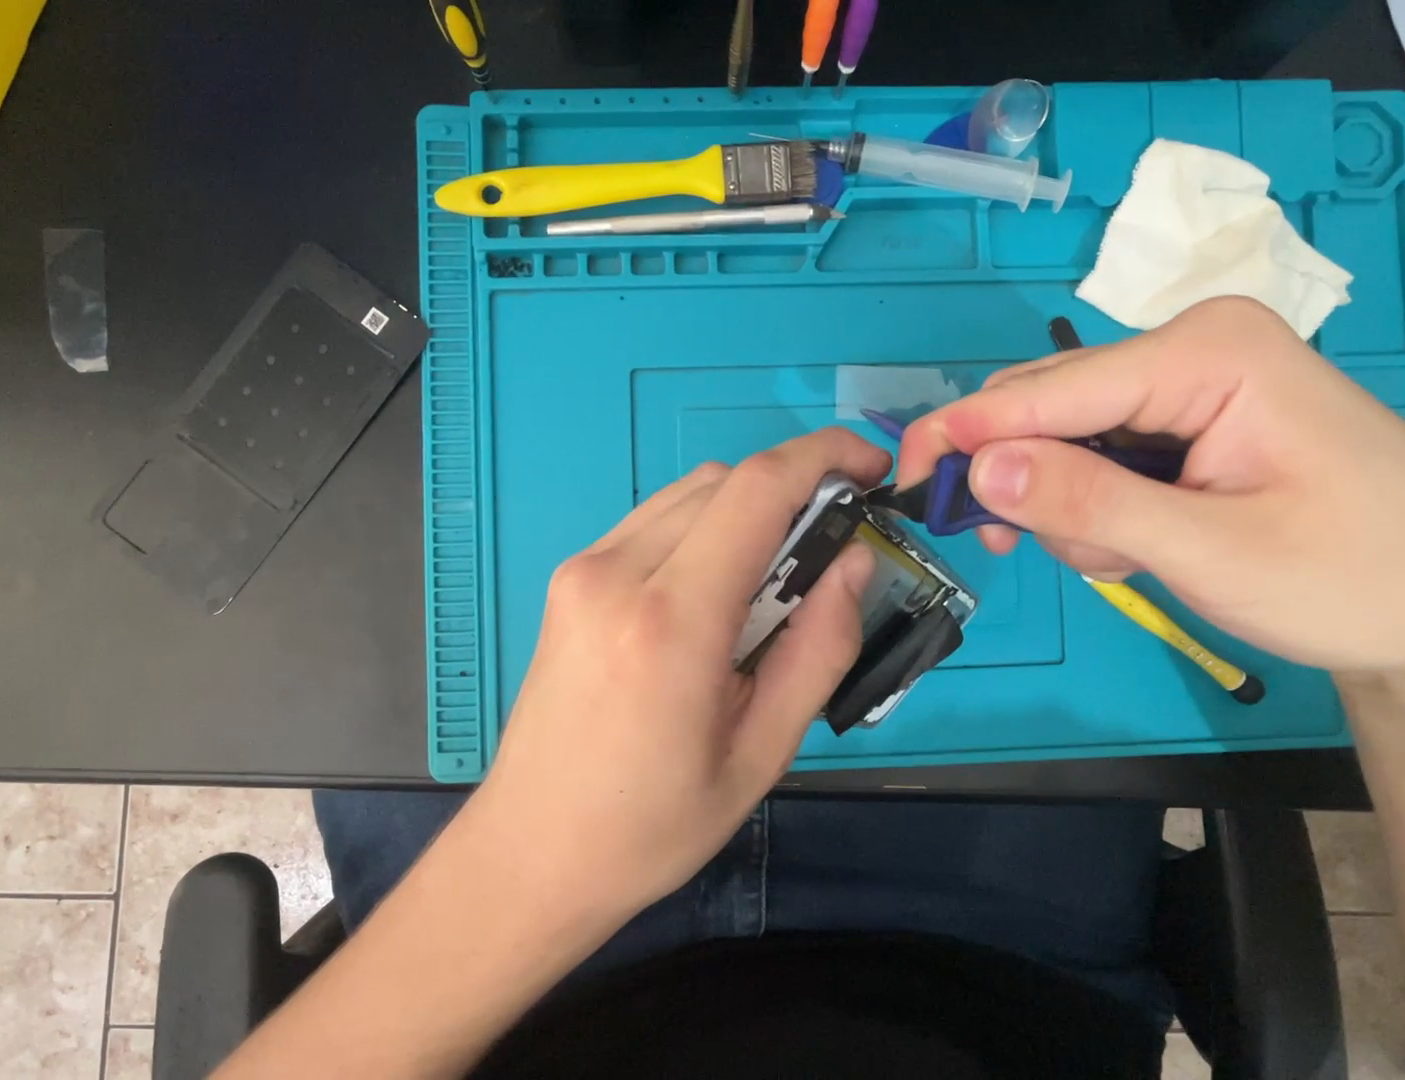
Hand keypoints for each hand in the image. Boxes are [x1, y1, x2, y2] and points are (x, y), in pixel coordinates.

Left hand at [463, 429, 889, 919]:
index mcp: (671, 619)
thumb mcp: (761, 752)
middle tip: (834, 547)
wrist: (532, 852)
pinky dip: (704, 529)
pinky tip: (718, 590)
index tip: (871, 469)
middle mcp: (617, 572)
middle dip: (793, 491)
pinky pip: (653, 522)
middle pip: (724, 480)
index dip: (824, 457)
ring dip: (748, 509)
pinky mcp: (569, 581)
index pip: (756, 489)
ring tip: (778, 578)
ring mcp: (583, 570)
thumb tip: (853, 562)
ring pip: (687, 494)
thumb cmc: (654, 825)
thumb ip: (818, 648)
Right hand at [897, 296, 1404, 682]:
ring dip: (1063, 505)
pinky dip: (1090, 508)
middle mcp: (1188, 349)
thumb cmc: (1358, 580)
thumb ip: (1088, 503)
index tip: (902, 483)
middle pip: (1044, 404)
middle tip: (1013, 548)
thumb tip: (975, 468)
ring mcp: (1188, 385)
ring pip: (1061, 438)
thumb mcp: (1211, 551)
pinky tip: (1136, 544)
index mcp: (1205, 351)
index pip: (1048, 388)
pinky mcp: (1187, 422)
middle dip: (1020, 480)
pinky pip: (1095, 456)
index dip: (964, 433)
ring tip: (1124, 560)